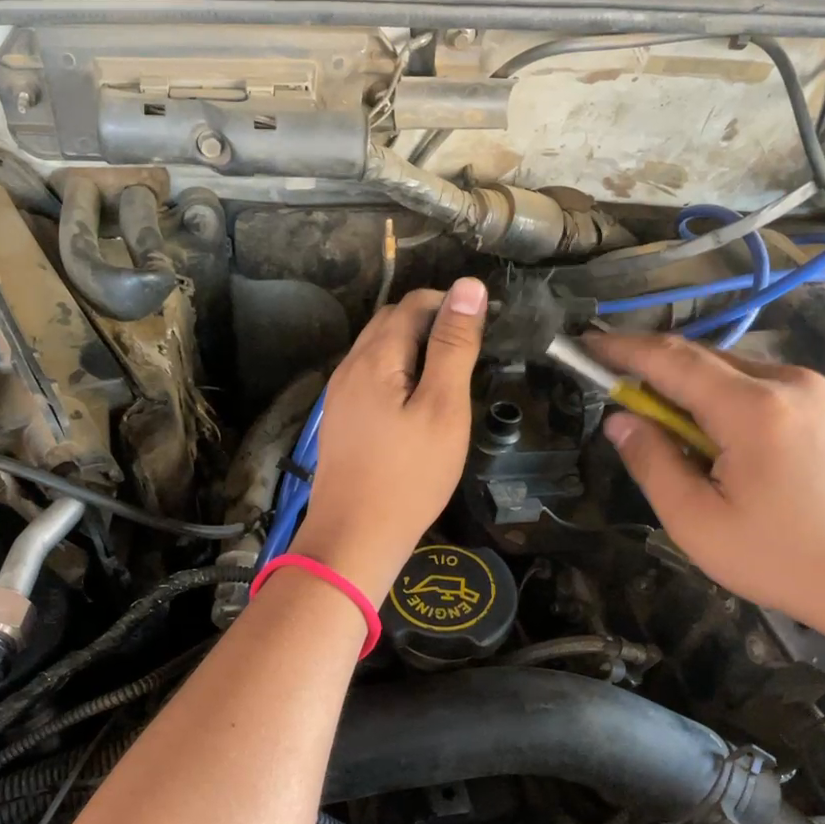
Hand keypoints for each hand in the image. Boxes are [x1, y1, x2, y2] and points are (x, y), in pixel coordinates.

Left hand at [290, 279, 486, 603]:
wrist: (354, 537)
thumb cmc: (408, 477)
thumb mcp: (443, 409)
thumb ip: (454, 346)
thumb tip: (469, 286)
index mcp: (375, 358)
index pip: (414, 304)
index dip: (452, 306)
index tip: (484, 332)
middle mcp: (349, 368)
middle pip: (390, 322)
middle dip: (431, 324)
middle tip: (470, 355)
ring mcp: (340, 397)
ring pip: (378, 352)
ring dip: (413, 350)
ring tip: (449, 379)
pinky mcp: (340, 422)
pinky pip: (370, 379)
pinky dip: (397, 376)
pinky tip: (416, 405)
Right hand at [589, 334, 824, 626]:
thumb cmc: (788, 560)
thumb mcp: (699, 523)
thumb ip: (653, 464)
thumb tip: (621, 421)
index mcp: (752, 407)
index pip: (671, 360)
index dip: (622, 349)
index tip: (586, 345)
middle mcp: (793, 383)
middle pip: (708, 361)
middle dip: (659, 375)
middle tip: (627, 406)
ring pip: (743, 376)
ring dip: (700, 395)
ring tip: (685, 442)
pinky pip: (775, 393)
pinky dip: (737, 405)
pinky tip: (735, 451)